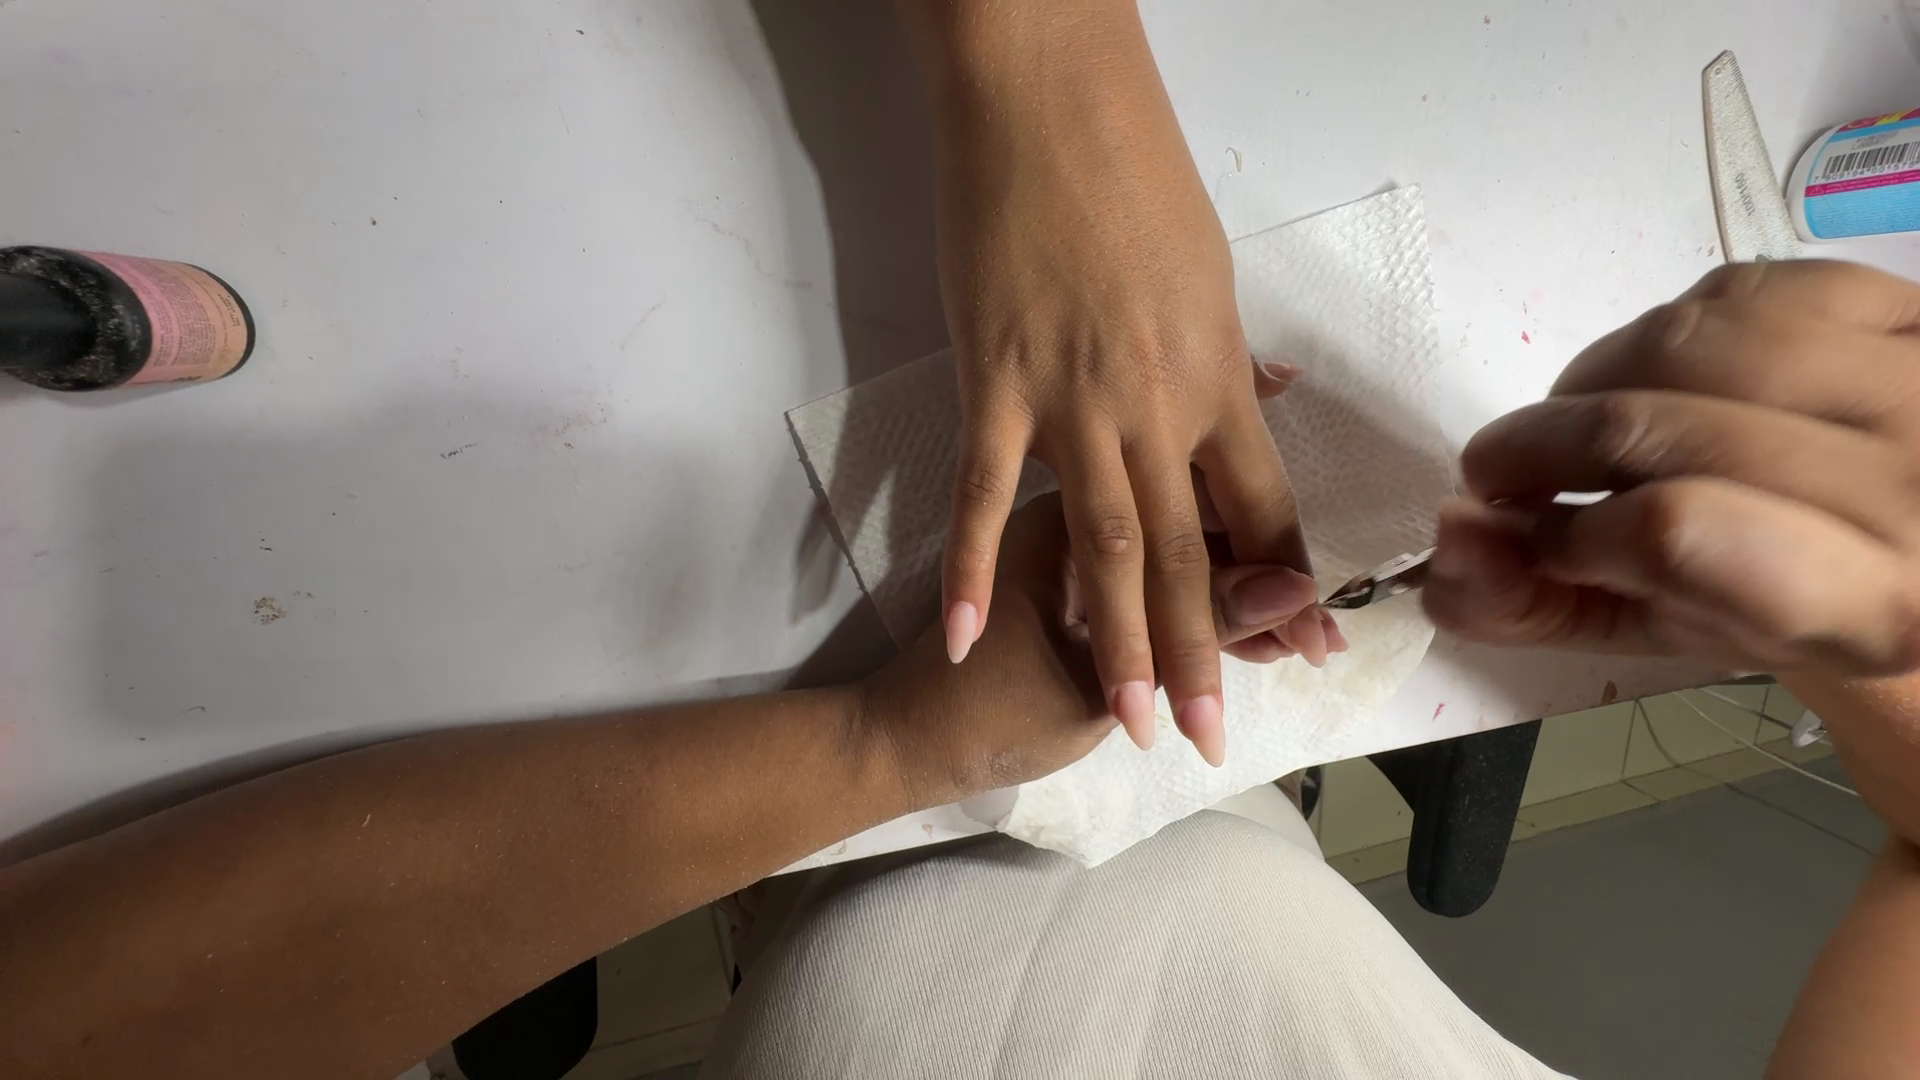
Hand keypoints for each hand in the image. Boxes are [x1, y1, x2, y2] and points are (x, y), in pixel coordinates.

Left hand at [862, 495, 1323, 806]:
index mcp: (1073, 520)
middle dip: (1261, 584)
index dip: (1265, 573)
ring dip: (1231, 591)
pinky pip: (1147, 573)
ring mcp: (1075, 541)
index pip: (1191, 526)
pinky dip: (1189, 599)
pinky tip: (1239, 616)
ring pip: (1173, 551)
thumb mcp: (1094, 678)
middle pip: (1191, 531)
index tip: (1315, 625)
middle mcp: (1078, 512)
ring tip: (1293, 635)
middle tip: (1315, 637)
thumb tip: (1292, 590)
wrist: (909, 736)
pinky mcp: (1072, 574)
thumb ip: (1192, 628)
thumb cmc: (990, 713)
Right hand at [914, 2, 1308, 764]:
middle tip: (1210, 738)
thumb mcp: (1205, 275)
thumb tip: (1245, 409)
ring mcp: (1070, 404)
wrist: (1048, 99)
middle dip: (1207, 653)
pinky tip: (965, 637)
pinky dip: (973, 569)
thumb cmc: (1134, 175)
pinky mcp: (992, 387)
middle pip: (1187, 550)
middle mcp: (1155, 407)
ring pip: (1101, 543)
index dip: (1280, 586)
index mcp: (1217, 376)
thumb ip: (1220, 366)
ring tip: (1128, 720)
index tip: (1295, 649)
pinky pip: (984, 495)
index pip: (1258, 508)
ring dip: (1118, 642)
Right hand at [1424, 261, 1919, 674]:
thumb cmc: (1762, 602)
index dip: (1560, 533)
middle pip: (1643, 428)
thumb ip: (1518, 606)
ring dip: (1584, 386)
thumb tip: (1446, 535)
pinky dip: (1661, 333)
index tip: (1530, 537)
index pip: (1669, 532)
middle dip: (1530, 450)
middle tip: (1507, 477)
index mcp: (1863, 607)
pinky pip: (1739, 287)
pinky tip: (1669, 382)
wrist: (1902, 535)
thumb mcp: (1636, 635)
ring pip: (1675, 342)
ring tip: (1587, 427)